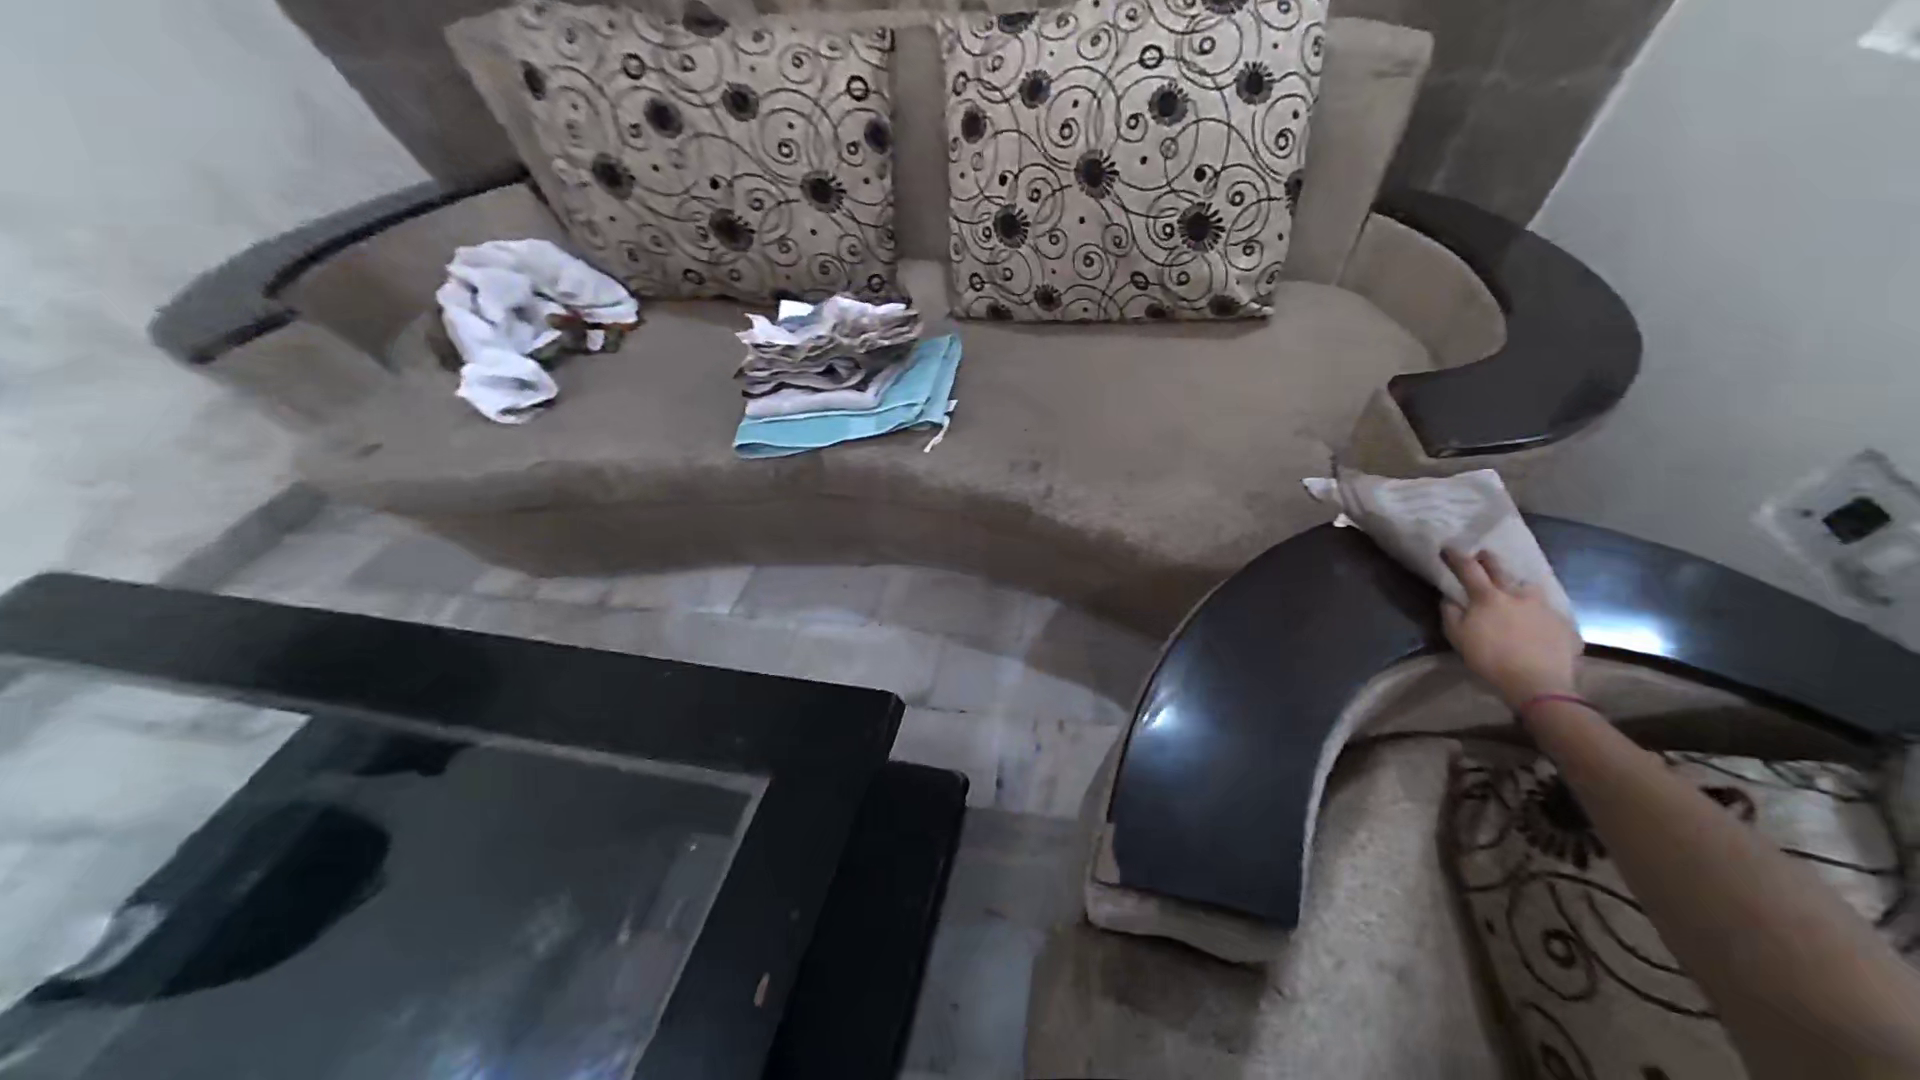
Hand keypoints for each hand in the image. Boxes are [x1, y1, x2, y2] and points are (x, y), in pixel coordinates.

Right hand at [1440, 548, 1583, 709]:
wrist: (1539, 683)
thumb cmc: (1490, 659)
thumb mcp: (1458, 638)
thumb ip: (1450, 614)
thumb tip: (1450, 598)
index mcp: (1488, 597)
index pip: (1469, 569)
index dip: (1457, 557)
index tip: (1449, 548)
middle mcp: (1517, 594)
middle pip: (1501, 570)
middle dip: (1488, 560)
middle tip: (1483, 555)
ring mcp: (1544, 607)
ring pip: (1529, 587)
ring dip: (1518, 585)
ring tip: (1514, 591)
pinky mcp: (1563, 622)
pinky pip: (1547, 610)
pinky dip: (1537, 611)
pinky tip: (1535, 621)